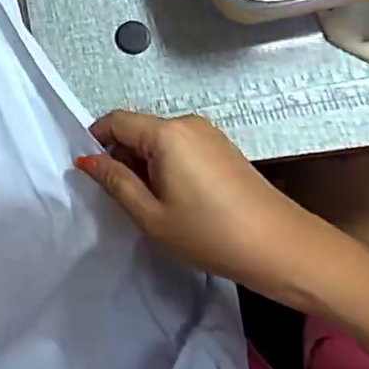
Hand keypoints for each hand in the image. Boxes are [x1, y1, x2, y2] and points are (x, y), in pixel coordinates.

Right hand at [76, 111, 318, 291]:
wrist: (281, 247)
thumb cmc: (212, 234)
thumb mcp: (152, 215)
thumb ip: (115, 182)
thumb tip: (87, 160)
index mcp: (166, 133)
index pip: (116, 120)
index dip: (96, 141)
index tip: (90, 171)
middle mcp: (187, 122)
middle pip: (138, 128)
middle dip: (122, 156)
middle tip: (123, 197)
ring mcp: (208, 132)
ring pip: (159, 139)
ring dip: (145, 163)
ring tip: (154, 205)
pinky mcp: (222, 146)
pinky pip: (180, 145)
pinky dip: (168, 165)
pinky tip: (178, 199)